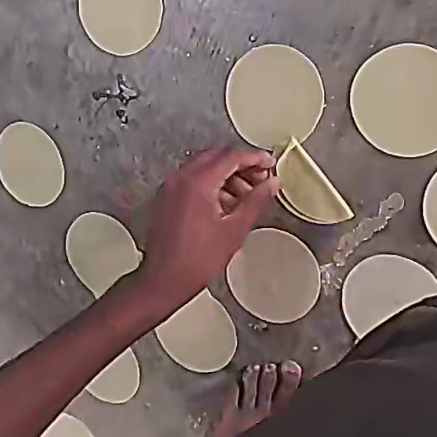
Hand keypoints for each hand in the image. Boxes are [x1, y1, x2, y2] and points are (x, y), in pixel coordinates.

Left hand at [139, 146, 277, 301]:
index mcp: (198, 183)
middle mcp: (181, 178)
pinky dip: (212, 182)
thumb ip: (256, 200)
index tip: (270, 164)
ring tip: (248, 194)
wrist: (165, 280)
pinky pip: (192, 178)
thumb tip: (272, 183)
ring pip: (205, 166)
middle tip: (262, 178)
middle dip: (242, 164)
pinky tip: (228, 202)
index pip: (231, 157)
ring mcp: (171, 186)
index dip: (255, 158)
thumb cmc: (198, 259)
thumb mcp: (235, 228)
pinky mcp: (167, 197)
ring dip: (228, 174)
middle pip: (217, 157)